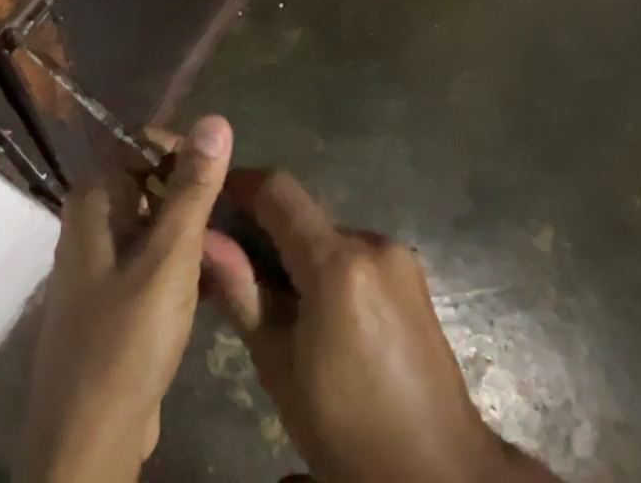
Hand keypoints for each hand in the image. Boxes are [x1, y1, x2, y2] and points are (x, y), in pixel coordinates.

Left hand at [16, 116, 234, 482]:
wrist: (91, 430)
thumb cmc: (128, 336)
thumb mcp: (169, 258)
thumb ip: (192, 189)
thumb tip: (216, 119)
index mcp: (93, 201)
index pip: (138, 143)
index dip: (182, 149)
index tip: (223, 177)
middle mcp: (92, 223)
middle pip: (149, 183)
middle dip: (195, 196)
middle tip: (235, 221)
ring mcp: (103, 263)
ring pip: (157, 226)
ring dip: (195, 234)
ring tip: (233, 257)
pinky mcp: (118, 299)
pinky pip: (156, 263)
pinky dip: (186, 265)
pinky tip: (221, 285)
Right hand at [202, 171, 557, 481]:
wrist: (437, 471)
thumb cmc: (345, 424)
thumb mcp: (278, 364)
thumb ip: (240, 291)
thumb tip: (203, 239)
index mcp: (337, 263)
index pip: (277, 190)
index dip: (238, 185)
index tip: (207, 200)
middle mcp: (373, 245)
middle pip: (302, 215)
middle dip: (262, 231)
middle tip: (226, 265)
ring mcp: (400, 261)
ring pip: (327, 236)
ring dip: (293, 252)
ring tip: (266, 297)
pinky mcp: (414, 280)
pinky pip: (354, 256)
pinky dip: (324, 269)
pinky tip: (310, 312)